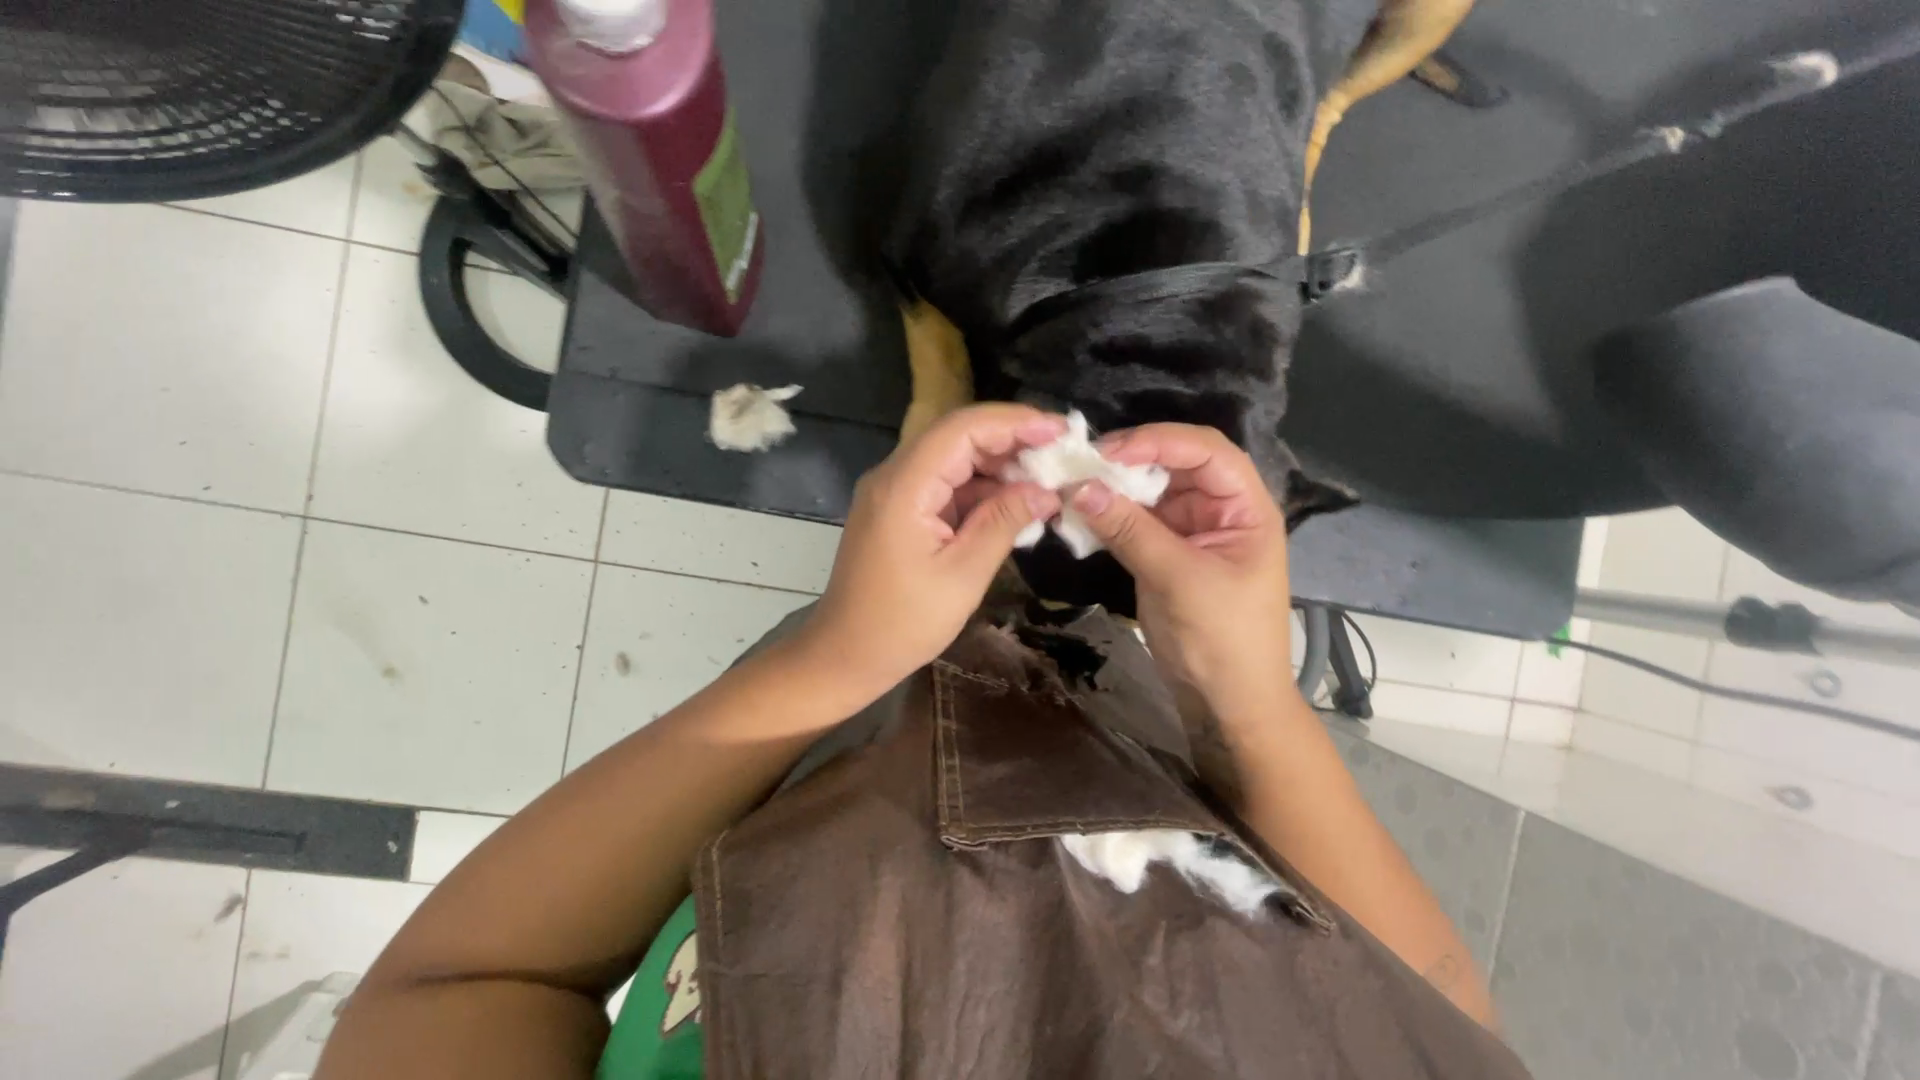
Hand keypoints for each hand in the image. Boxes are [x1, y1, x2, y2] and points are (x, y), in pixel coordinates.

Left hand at [793, 404, 1066, 702]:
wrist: (844, 655)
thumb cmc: (903, 623)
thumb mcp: (964, 575)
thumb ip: (1004, 522)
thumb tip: (1047, 490)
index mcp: (904, 486)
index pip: (963, 429)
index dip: (1015, 422)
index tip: (1060, 432)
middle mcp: (894, 476)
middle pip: (957, 436)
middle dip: (1012, 441)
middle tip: (1061, 456)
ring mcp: (893, 492)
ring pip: (953, 459)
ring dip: (998, 466)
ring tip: (1047, 480)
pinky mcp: (898, 510)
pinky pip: (944, 484)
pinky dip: (980, 489)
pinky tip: (1014, 502)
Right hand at [1071, 424, 1297, 717]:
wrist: (1227, 703)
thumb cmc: (1223, 640)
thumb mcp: (1178, 580)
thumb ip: (1130, 531)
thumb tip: (1078, 488)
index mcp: (1246, 507)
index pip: (1206, 451)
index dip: (1160, 441)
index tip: (1109, 452)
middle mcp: (1222, 510)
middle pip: (1176, 465)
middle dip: (1132, 461)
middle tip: (1083, 465)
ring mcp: (1193, 532)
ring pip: (1152, 493)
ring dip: (1117, 488)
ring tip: (1076, 486)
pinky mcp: (1168, 554)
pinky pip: (1137, 522)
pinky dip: (1112, 517)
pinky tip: (1082, 515)